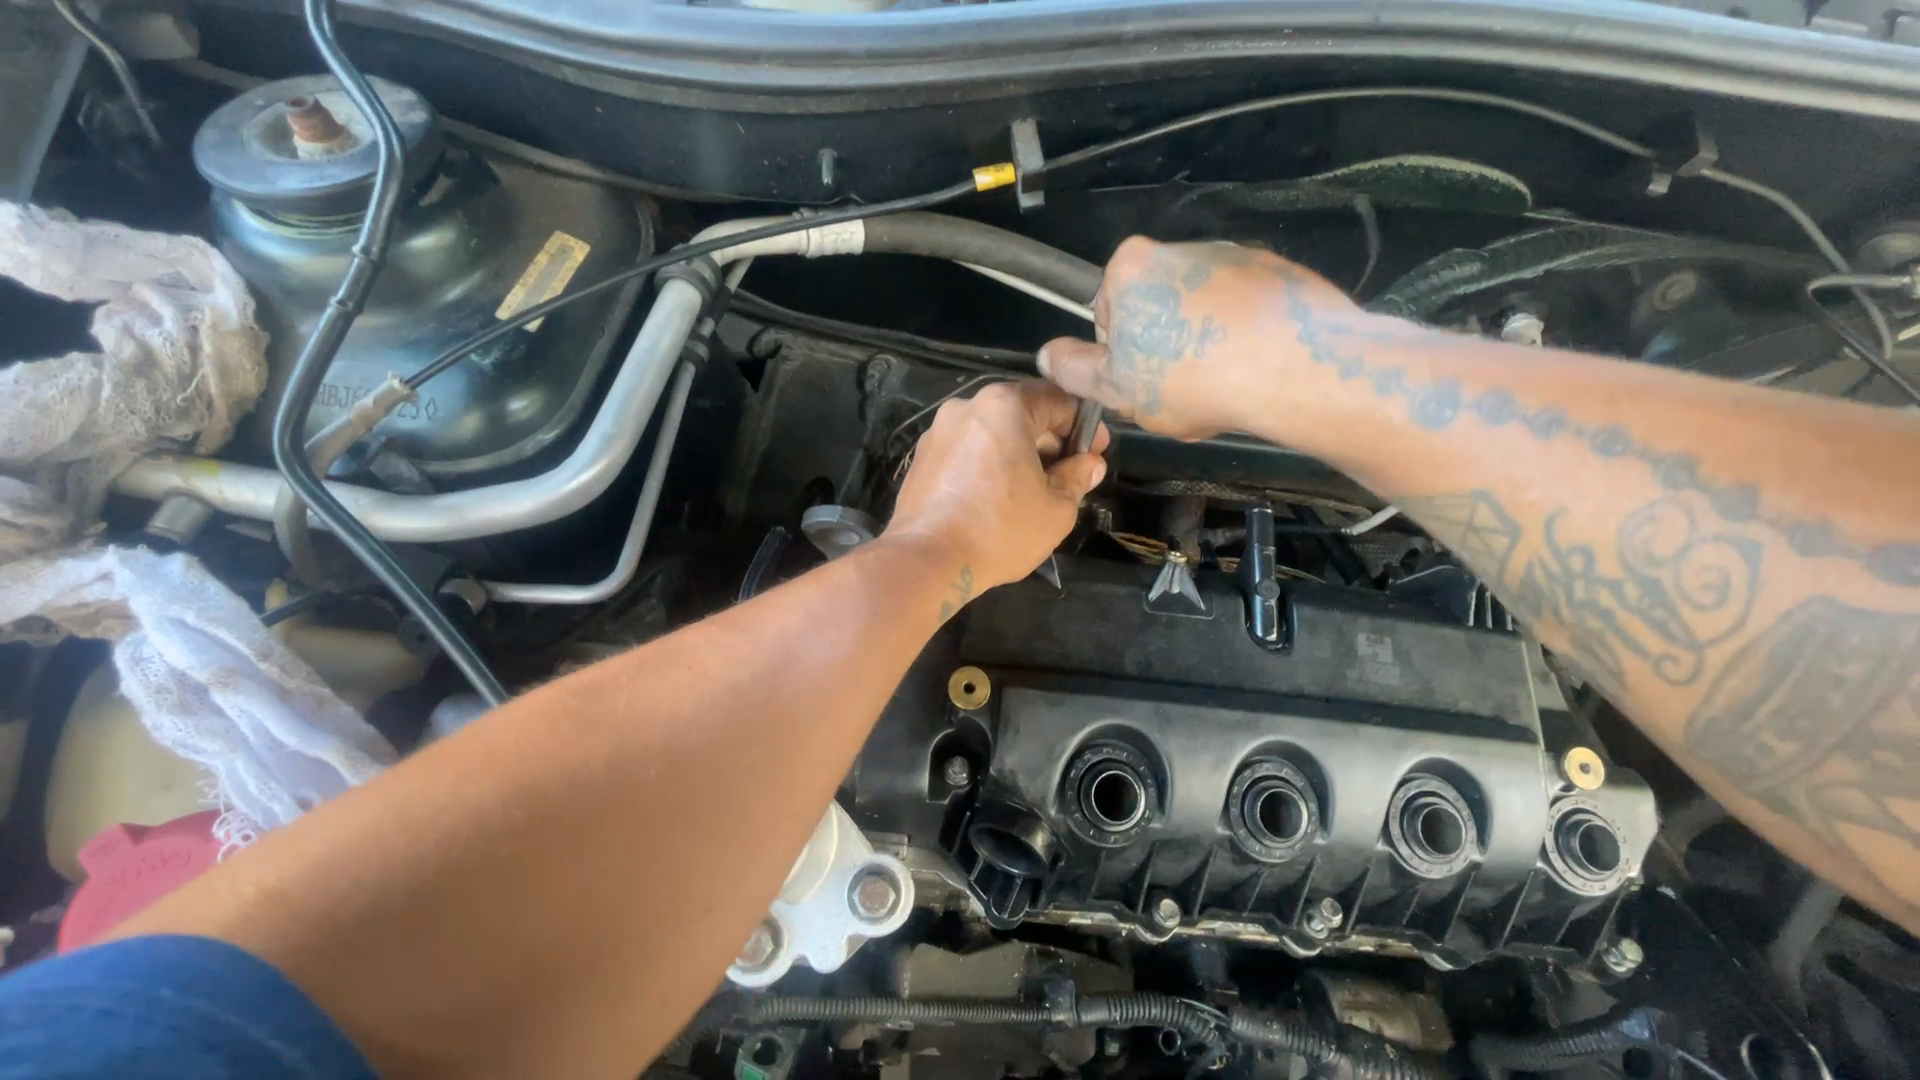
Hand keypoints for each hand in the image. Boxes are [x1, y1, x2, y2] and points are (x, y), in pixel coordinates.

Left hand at [886, 380, 1109, 599]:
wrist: (926, 561)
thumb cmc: (999, 529)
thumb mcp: (1056, 508)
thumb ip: (1077, 478)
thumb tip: (1090, 464)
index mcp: (1003, 406)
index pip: (1057, 399)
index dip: (1084, 426)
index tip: (1095, 454)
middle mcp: (966, 407)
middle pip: (1021, 414)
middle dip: (1049, 441)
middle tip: (1067, 476)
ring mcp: (937, 432)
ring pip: (991, 434)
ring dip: (1017, 454)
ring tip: (1031, 492)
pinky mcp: (921, 459)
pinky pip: (966, 453)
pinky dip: (987, 466)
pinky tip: (995, 499)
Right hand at [1038, 237, 1361, 439]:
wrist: (1297, 369)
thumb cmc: (1193, 377)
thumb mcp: (1117, 387)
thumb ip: (1075, 368)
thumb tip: (1048, 355)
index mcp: (1132, 267)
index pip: (1107, 315)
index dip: (1120, 357)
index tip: (1143, 383)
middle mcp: (1179, 249)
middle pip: (1155, 310)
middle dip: (1164, 350)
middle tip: (1182, 393)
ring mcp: (1232, 256)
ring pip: (1200, 312)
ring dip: (1204, 346)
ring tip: (1223, 385)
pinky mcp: (1275, 271)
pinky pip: (1244, 310)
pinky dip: (1243, 337)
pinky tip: (1254, 370)